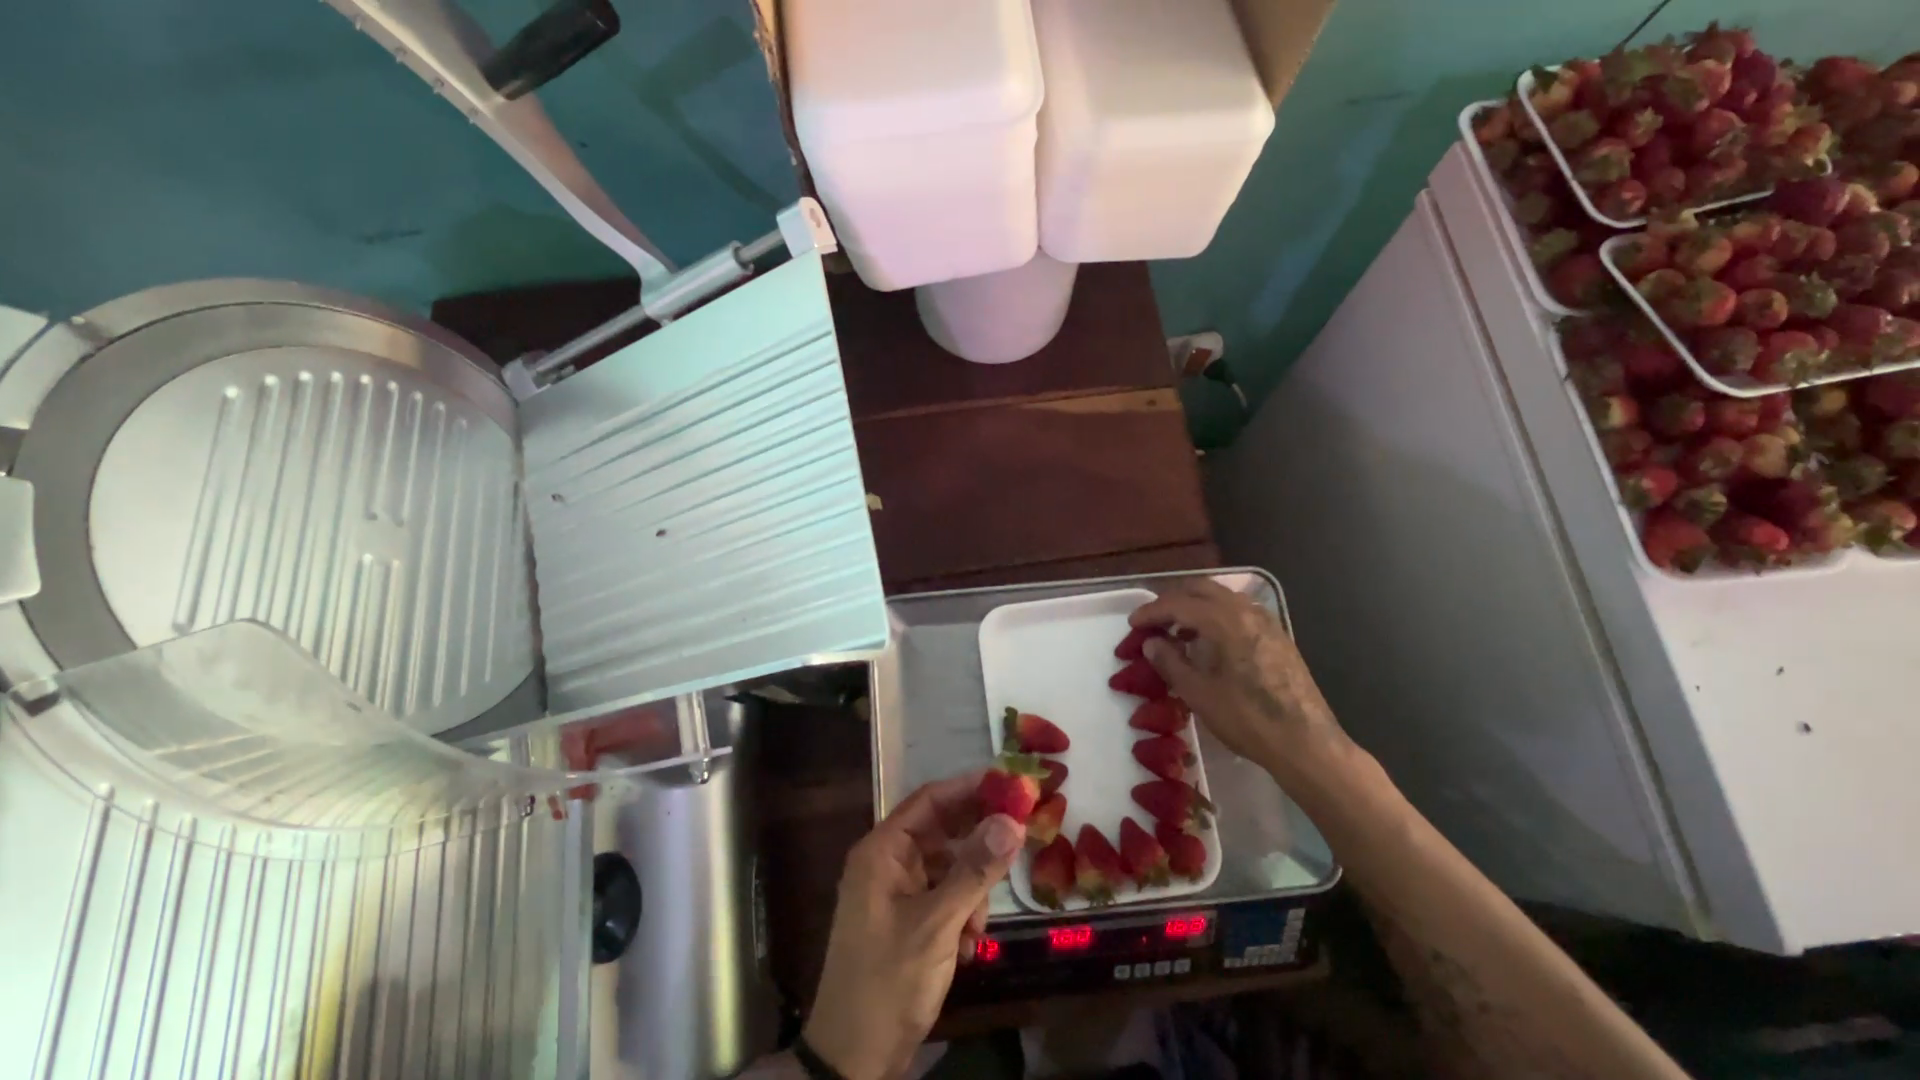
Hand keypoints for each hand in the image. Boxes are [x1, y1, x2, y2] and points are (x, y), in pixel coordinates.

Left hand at [803, 773, 1024, 1079]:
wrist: (854, 1054)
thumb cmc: (888, 980)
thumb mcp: (937, 923)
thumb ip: (974, 870)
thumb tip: (1011, 818)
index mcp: (881, 852)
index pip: (931, 800)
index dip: (972, 788)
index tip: (1016, 783)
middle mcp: (887, 864)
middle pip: (944, 832)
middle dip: (978, 847)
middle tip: (1020, 843)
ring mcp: (896, 894)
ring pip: (950, 869)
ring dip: (972, 894)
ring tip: (974, 930)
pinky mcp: (907, 922)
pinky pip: (945, 900)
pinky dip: (962, 917)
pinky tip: (966, 948)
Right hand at [1129, 578, 1348, 776]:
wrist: (1305, 742)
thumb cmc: (1248, 720)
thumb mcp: (1199, 694)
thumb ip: (1171, 663)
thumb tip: (1151, 642)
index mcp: (1225, 621)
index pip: (1179, 604)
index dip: (1152, 612)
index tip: (1132, 624)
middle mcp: (1247, 611)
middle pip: (1202, 589)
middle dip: (1173, 601)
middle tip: (1152, 622)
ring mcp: (1267, 621)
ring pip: (1223, 598)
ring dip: (1196, 607)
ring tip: (1177, 633)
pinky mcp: (1278, 636)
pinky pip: (1240, 611)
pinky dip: (1217, 616)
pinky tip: (1209, 642)